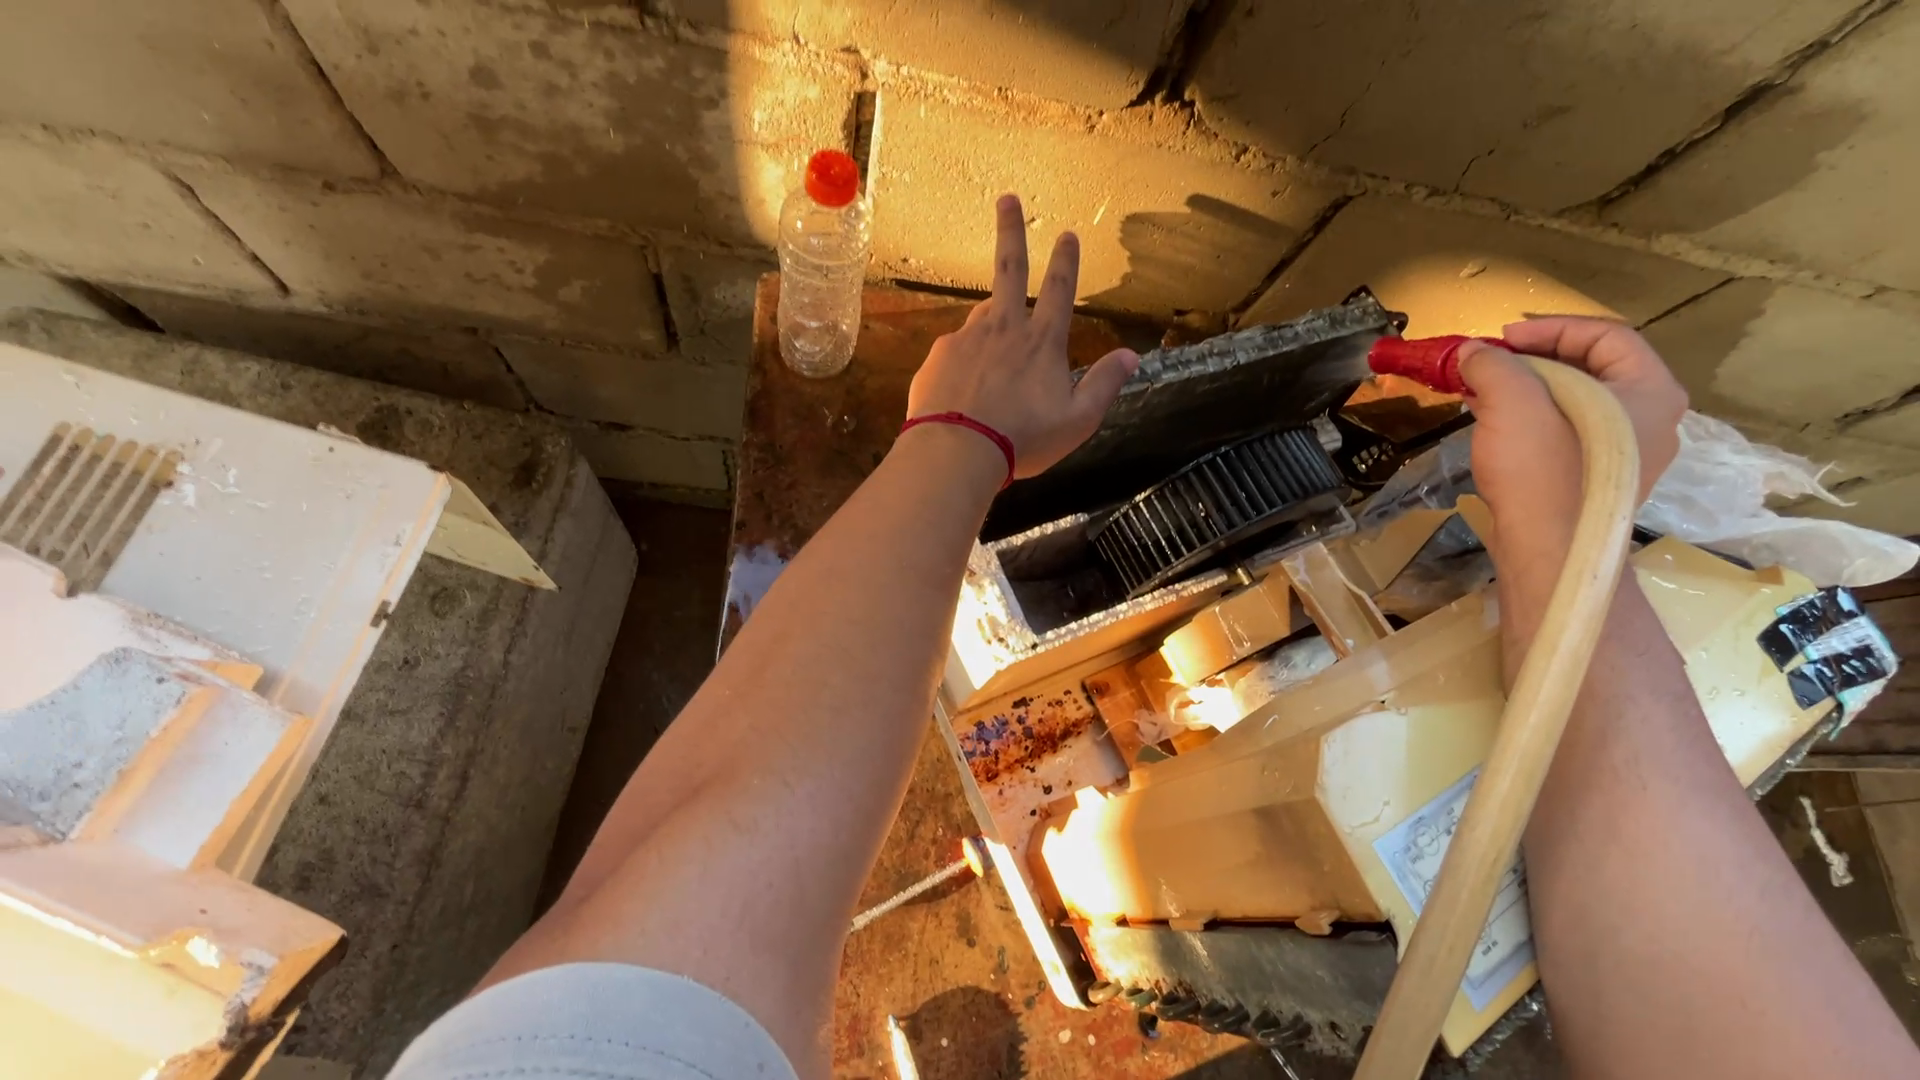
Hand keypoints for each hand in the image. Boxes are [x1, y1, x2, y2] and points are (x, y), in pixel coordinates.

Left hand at [905, 194, 1139, 478]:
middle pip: (1008, 270)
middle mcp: (1004, 328)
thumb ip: (1104, 385)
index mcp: (1042, 342)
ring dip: (991, 318)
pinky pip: (955, 350)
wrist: (958, 451)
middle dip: (1011, 231)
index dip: (1066, 261)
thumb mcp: (1078, 420)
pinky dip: (964, 360)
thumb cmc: (1024, 440)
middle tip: (1007, 199)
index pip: (1059, 290)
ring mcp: (967, 338)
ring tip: (993, 346)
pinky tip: (963, 384)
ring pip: (982, 315)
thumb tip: (1132, 356)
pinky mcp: (939, 355)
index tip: (1066, 234)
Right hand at [1459, 316, 1687, 555]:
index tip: (1502, 338)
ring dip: (1529, 389)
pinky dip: (1534, 419)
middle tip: (1490, 363)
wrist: (1549, 550)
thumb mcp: (1511, 402)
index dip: (1551, 329)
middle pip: (1594, 368)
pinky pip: (1571, 433)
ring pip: (1579, 402)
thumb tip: (1474, 352)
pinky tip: (1496, 425)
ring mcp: (1630, 454)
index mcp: (1651, 390)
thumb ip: (1493, 365)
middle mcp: (1654, 418)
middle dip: (1535, 360)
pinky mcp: (1600, 480)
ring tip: (1483, 393)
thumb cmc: (1542, 471)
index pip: (1606, 336)